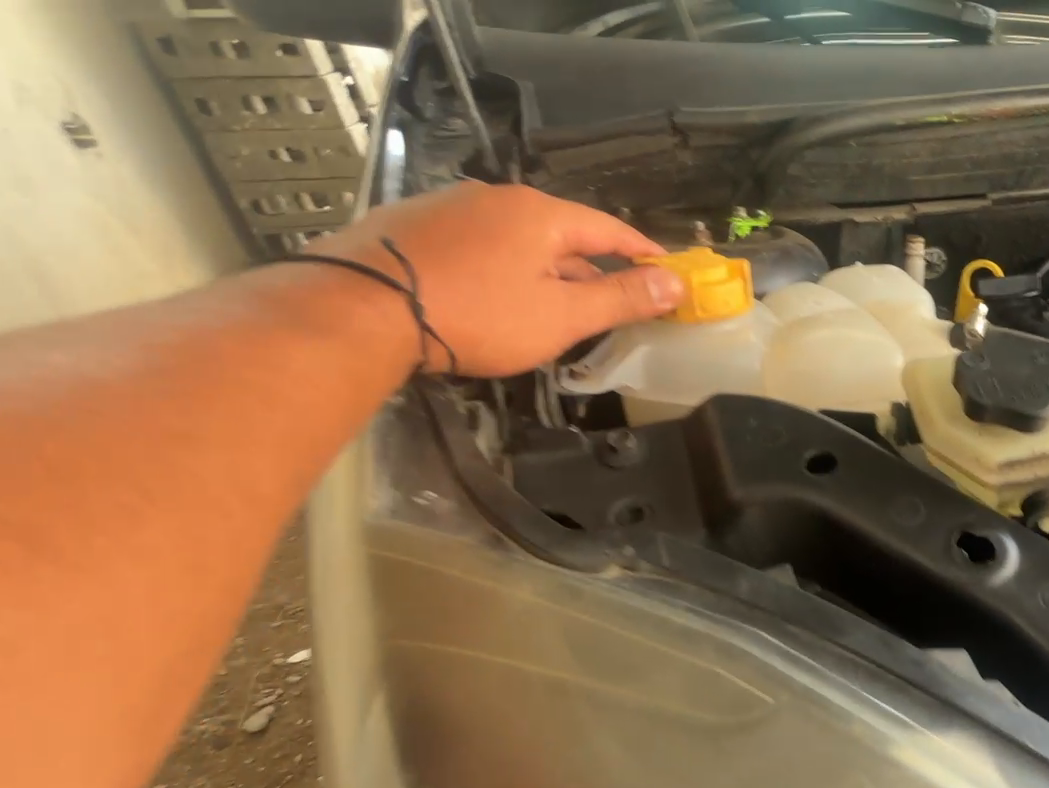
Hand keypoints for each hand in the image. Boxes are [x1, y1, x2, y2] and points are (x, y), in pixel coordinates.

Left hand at [304, 182, 685, 376]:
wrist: (359, 309)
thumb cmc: (477, 314)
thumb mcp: (561, 315)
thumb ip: (621, 298)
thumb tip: (676, 282)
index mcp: (542, 215)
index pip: (611, 229)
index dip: (643, 254)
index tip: (668, 273)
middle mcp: (498, 199)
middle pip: (564, 234)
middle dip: (593, 269)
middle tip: (613, 305)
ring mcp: (451, 207)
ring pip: (519, 241)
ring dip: (546, 271)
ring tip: (555, 307)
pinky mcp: (414, 226)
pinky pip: (480, 245)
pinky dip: (504, 269)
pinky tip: (497, 298)